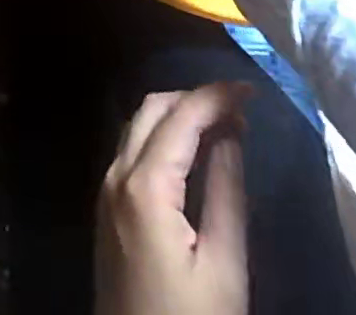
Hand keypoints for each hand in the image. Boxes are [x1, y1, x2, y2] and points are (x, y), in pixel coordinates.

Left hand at [97, 83, 250, 314]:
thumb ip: (225, 194)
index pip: (178, 120)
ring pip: (137, 126)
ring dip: (176, 114)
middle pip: (149, 111)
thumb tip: (230, 136)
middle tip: (239, 106)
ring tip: (225, 122)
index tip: (250, 88)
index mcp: (143, 186)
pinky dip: (162, 136)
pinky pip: (132, 149)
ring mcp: (106, 187)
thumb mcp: (224, 265)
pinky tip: (193, 147)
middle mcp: (115, 174)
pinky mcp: (107, 203)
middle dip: (192, 98)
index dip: (213, 97)